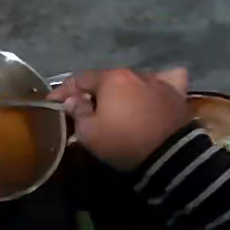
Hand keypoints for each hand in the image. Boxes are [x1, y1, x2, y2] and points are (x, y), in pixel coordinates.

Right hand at [52, 67, 192, 170]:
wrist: (170, 156)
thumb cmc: (123, 141)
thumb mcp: (88, 132)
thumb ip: (77, 111)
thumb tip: (73, 100)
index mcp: (110, 78)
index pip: (79, 79)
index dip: (63, 91)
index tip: (52, 103)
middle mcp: (134, 73)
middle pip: (105, 79)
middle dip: (91, 92)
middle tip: (81, 109)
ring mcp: (158, 81)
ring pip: (131, 80)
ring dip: (118, 90)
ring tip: (113, 105)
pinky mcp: (177, 94)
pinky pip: (163, 81)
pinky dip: (153, 85)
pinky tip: (150, 91)